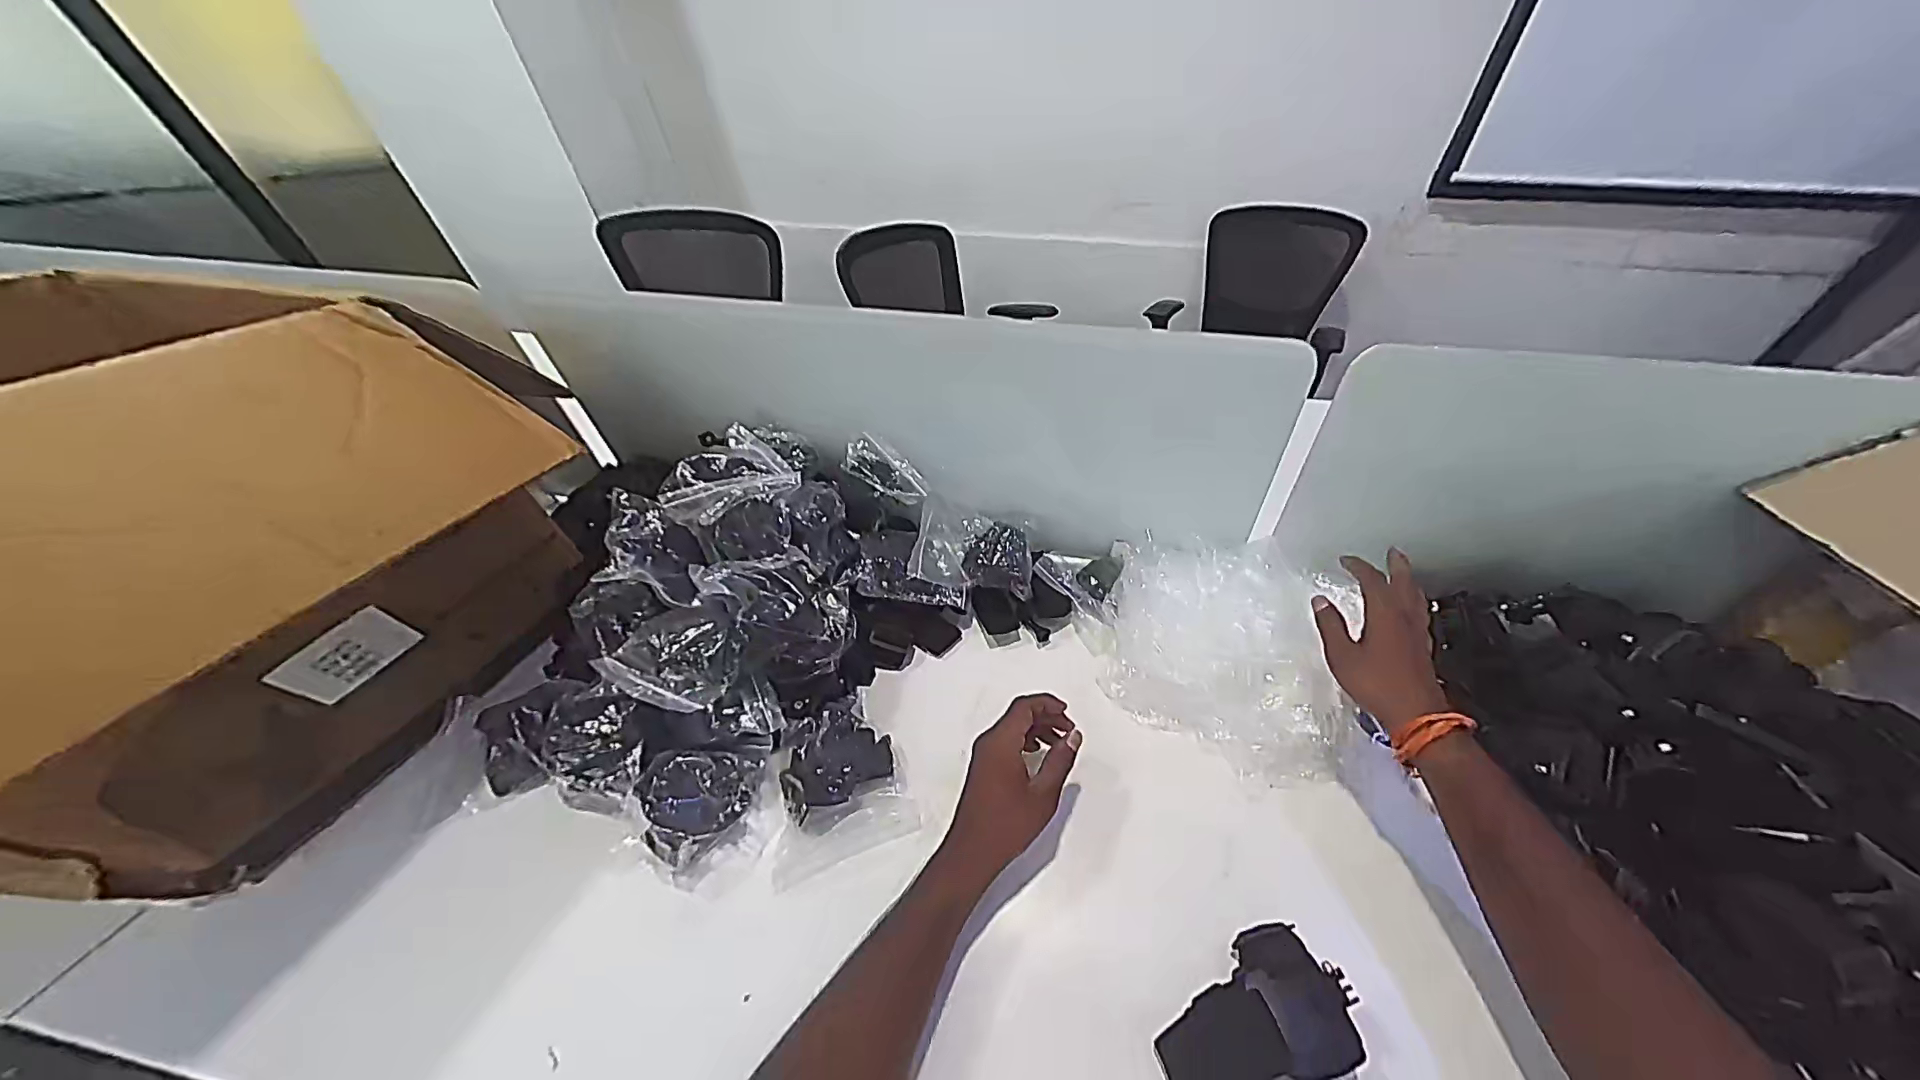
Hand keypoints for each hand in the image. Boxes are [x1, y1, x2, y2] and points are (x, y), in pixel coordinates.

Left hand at [937, 694, 1080, 884]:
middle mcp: (988, 744)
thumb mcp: (1044, 793)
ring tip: (1059, 743)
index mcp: (1000, 743)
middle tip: (1068, 728)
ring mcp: (983, 755)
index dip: (1047, 704)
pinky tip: (1040, 755)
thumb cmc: (1003, 826)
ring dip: (1037, 729)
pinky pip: (1005, 741)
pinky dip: (1025, 740)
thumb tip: (1072, 738)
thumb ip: (1060, 760)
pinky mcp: (983, 766)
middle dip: (1046, 716)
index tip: (1065, 710)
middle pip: (1018, 715)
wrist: (973, 850)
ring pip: (1012, 728)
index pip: (1024, 707)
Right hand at [1312, 550, 1450, 740]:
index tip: (1347, 561)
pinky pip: (1419, 611)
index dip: (1360, 567)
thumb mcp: (1342, 655)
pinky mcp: (1423, 646)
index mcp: (1385, 615)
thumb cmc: (1377, 684)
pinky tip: (1409, 609)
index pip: (1373, 581)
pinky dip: (1412, 600)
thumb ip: (1331, 625)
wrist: (1416, 713)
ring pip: (1416, 596)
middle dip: (1396, 565)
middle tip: (1392, 553)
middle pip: (1404, 583)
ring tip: (1403, 574)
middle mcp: (1405, 618)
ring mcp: (1418, 632)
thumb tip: (1321, 602)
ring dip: (1408, 580)